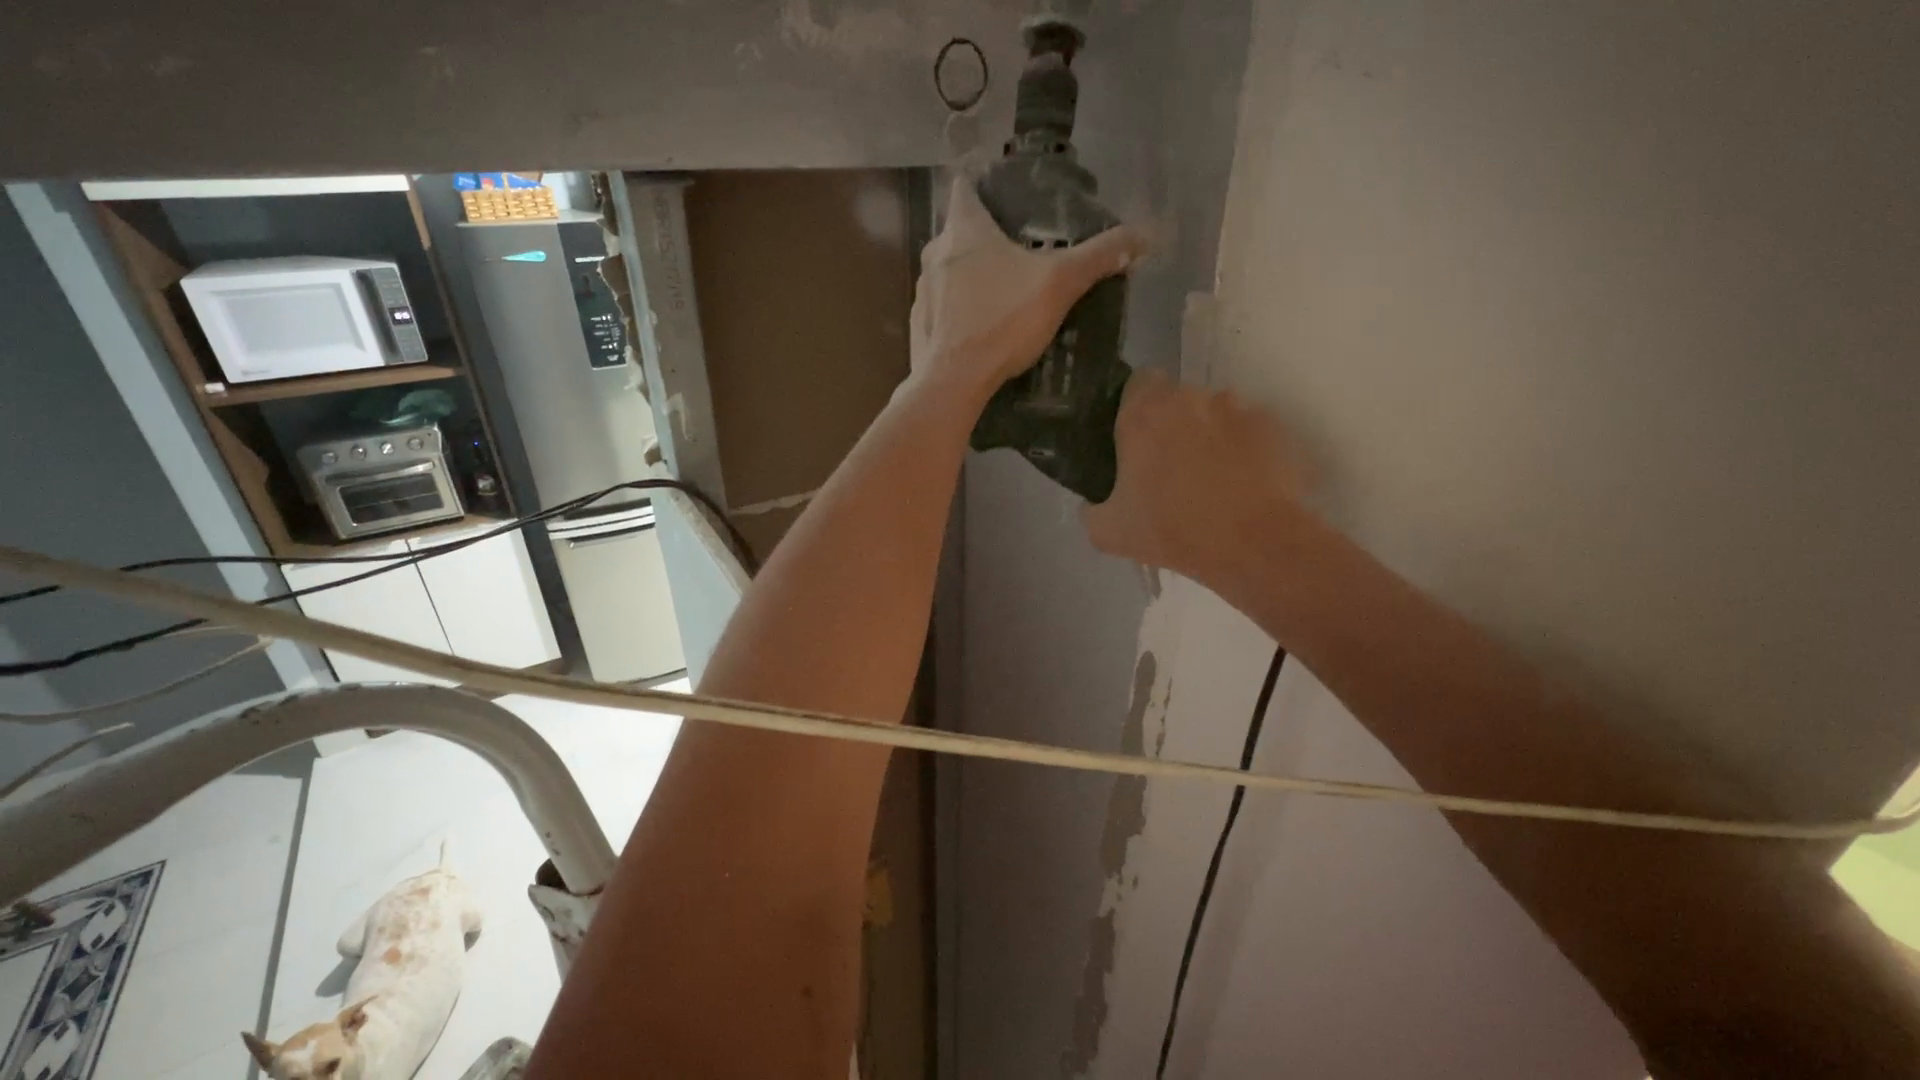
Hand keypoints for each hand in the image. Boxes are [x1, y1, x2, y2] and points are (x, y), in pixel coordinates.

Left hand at [910, 176, 1144, 396]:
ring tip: (1004, 289)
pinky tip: (981, 326)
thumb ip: (1098, 256)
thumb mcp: (1059, 283)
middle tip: (1019, 248)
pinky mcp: (920, 325)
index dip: (984, 186)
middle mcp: (935, 252)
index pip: (965, 187)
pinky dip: (959, 310)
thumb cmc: (1002, 321)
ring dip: (971, 275)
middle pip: (960, 231)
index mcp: (963, 229)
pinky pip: (942, 307)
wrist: (953, 382)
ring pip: (949, 271)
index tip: (1006, 196)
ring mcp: (922, 291)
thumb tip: (1142, 237)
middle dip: (986, 237)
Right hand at [1084, 371, 1312, 583]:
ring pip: (1216, 412)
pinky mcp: (1272, 426)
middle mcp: (1189, 398)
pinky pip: (1251, 431)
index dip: (1137, 407)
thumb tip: (1093, 503)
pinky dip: (1246, 450)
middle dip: (1175, 424)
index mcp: (1143, 413)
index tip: (1137, 438)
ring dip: (1211, 434)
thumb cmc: (1172, 531)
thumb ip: (1092, 509)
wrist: (1253, 545)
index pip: (1138, 383)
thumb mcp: (1109, 532)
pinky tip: (1245, 484)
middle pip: (1178, 399)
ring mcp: (1236, 408)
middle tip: (1173, 466)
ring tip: (1215, 478)